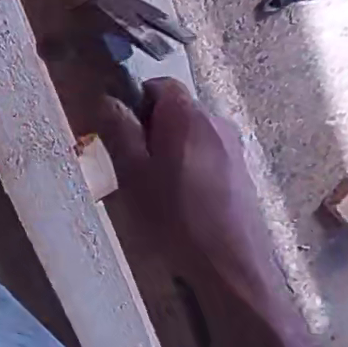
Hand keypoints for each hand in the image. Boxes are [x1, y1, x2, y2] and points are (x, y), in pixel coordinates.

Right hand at [95, 79, 286, 305]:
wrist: (229, 262)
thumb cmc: (174, 216)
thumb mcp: (133, 174)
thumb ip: (120, 131)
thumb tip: (107, 100)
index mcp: (188, 117)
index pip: (160, 84)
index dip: (135, 100)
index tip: (119, 130)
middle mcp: (216, 122)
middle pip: (176, 109)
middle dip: (149, 128)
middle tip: (129, 163)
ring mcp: (233, 146)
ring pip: (190, 133)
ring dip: (168, 149)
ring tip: (152, 186)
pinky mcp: (241, 170)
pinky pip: (205, 153)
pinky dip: (187, 164)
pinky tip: (178, 198)